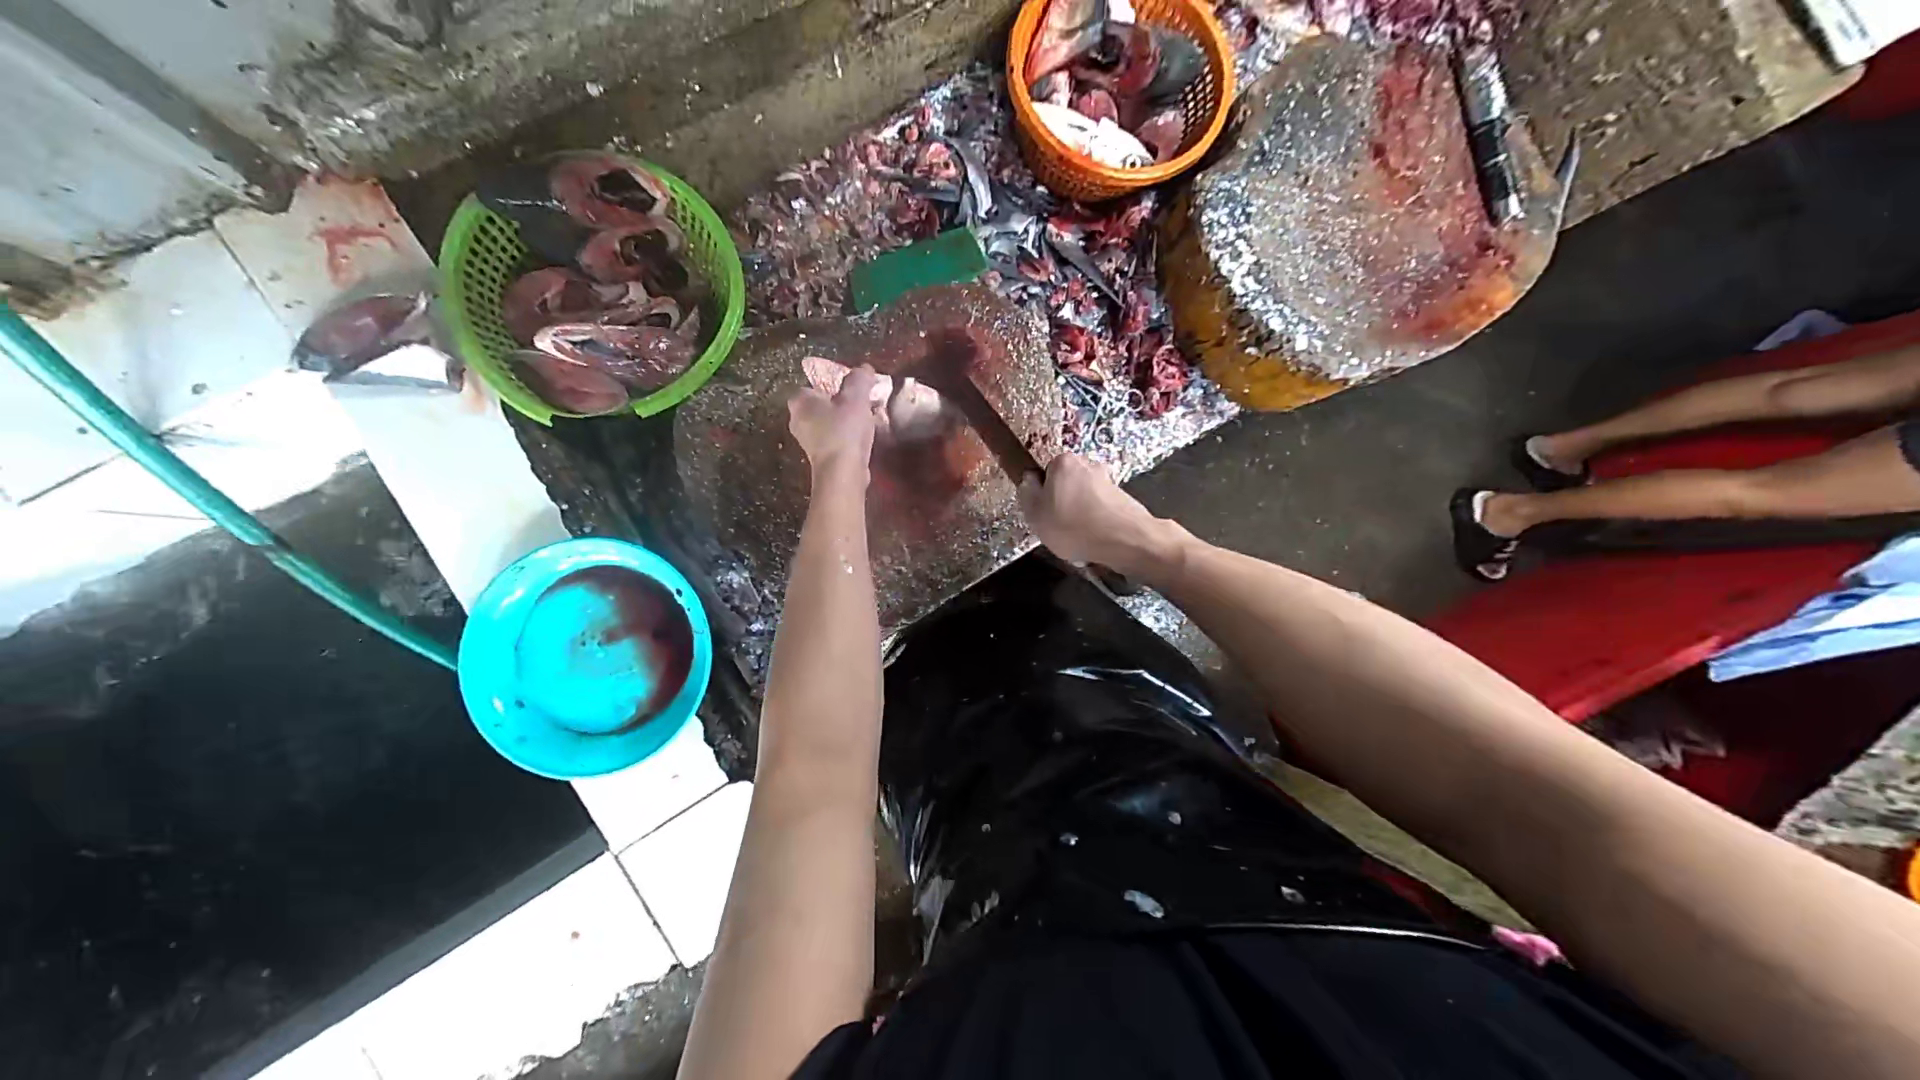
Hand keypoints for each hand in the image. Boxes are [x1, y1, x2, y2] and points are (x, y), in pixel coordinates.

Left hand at [788, 363, 889, 478]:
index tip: (850, 389)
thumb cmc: (844, 429)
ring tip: (864, 421)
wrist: (842, 472)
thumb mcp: (856, 397)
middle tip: (860, 403)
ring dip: (842, 422)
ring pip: (826, 424)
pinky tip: (860, 439)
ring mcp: (806, 441)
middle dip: (838, 403)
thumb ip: (859, 379)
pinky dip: (844, 437)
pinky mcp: (818, 458)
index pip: (812, 385)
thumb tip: (864, 368)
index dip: (831, 385)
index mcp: (799, 401)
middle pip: (820, 405)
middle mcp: (797, 420)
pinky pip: (832, 440)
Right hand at [1018, 453, 1184, 578]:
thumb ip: (1027, 493)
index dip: (1042, 496)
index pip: (1045, 474)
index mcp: (1063, 462)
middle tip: (1058, 528)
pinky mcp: (1123, 499)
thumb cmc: (1074, 526)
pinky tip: (1093, 542)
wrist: (1125, 541)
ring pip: (1084, 501)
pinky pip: (1100, 512)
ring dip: (1079, 517)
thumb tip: (1030, 479)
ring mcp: (1108, 481)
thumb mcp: (1034, 514)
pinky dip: (1095, 525)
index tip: (1043, 514)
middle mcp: (1088, 464)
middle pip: (1066, 486)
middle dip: (1062, 505)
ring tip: (1077, 540)